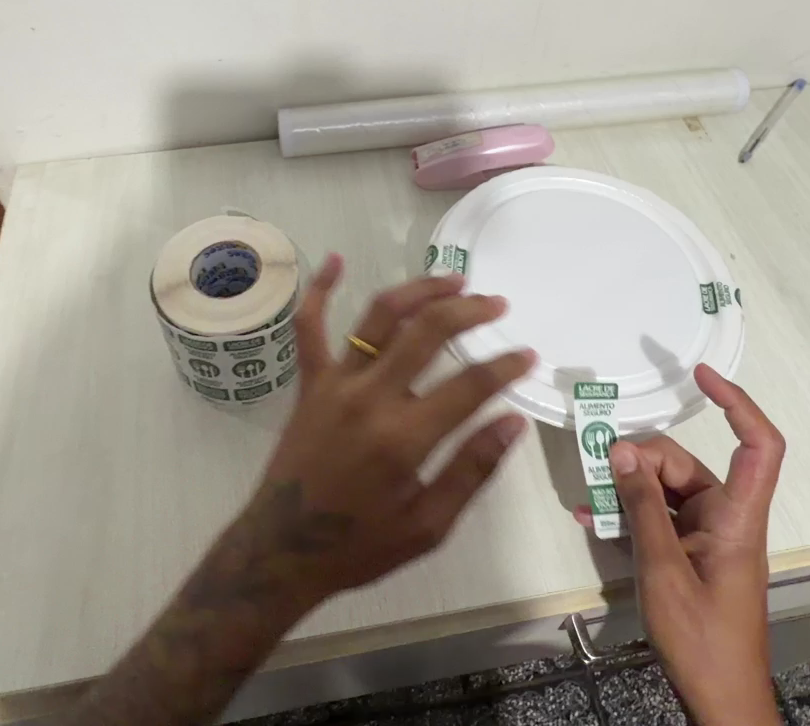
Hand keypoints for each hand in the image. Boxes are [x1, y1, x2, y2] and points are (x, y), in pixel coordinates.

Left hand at [244, 254, 535, 607]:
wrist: (281, 550)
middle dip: (469, 311)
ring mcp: (335, 383)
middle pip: (428, 332)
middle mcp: (370, 397)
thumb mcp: (428, 526)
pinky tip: (336, 260)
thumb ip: (472, 471)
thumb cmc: (360, 544)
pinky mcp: (308, 382)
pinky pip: (308, 327)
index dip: (505, 366)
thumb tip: (514, 421)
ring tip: (452, 280)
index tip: (528, 354)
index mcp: (404, 438)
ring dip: (419, 290)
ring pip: (379, 317)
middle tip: (497, 303)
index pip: (469, 386)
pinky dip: (318, 290)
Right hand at [573, 364, 785, 725]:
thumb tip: (623, 451)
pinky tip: (592, 518)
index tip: (700, 377)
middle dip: (642, 459)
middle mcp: (725, 517)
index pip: (758, 446)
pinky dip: (627, 513)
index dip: (737, 404)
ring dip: (626, 488)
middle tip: (601, 466)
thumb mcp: (663, 568)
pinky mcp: (689, 552)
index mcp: (737, 517)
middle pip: (686, 464)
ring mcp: (706, 535)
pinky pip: (657, 516)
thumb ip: (642, 506)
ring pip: (665, 489)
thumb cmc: (701, 637)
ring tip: (589, 496)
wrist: (718, 699)